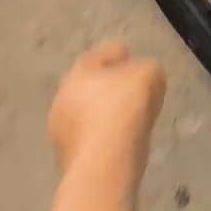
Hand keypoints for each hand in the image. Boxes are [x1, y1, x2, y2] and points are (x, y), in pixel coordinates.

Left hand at [47, 40, 166, 180]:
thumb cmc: (126, 105)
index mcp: (79, 74)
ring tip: (130, 110)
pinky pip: (90, 131)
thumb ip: (143, 67)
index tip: (129, 54)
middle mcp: (62, 99)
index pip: (97, 56)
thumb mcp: (150, 71)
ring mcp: (61, 129)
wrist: (106, 158)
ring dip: (104, 107)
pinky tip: (123, 131)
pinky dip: (104, 128)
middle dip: (107, 82)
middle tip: (130, 83)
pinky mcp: (68, 153)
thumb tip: (135, 76)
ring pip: (87, 110)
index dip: (115, 53)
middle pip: (88, 84)